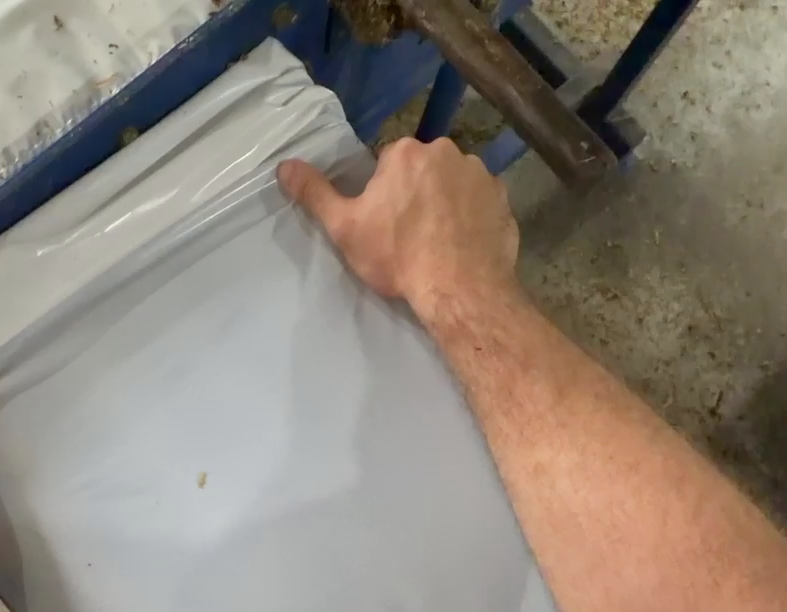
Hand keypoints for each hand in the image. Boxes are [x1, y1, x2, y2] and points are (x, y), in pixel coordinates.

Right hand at [278, 138, 520, 320]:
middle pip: (423, 170)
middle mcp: (446, 150)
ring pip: (454, 183)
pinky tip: (462, 246)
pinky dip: (472, 218)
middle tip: (409, 236)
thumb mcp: (345, 229)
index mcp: (405, 152)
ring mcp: (479, 173)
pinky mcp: (503, 198)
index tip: (384, 224)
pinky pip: (481, 202)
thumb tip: (283, 166)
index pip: (388, 164)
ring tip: (438, 244)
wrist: (458, 287)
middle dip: (416, 195)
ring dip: (446, 204)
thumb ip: (316, 195)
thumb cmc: (397, 257)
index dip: (383, 195)